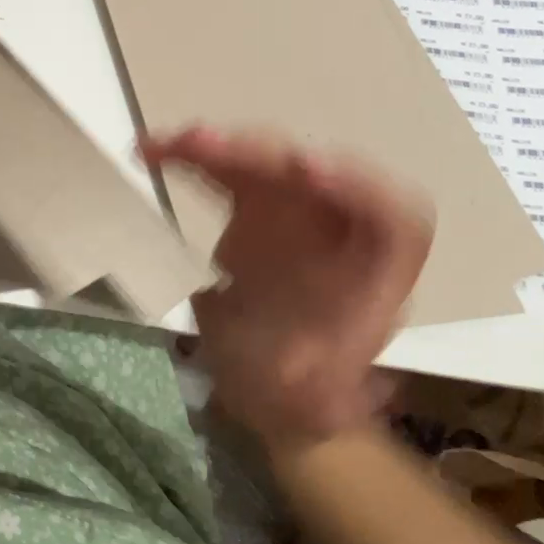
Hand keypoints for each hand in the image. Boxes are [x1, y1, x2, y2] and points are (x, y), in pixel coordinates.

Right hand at [143, 127, 432, 449]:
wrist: (272, 385)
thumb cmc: (299, 394)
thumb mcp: (310, 400)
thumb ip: (313, 387)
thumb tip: (304, 376)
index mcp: (372, 275)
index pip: (390, 218)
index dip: (354, 187)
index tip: (304, 171)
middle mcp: (339, 233)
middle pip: (311, 176)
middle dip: (260, 154)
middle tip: (202, 144)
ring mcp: (295, 217)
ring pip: (265, 163)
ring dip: (217, 146)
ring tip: (165, 142)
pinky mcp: (254, 209)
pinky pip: (226, 171)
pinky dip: (191, 156)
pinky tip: (152, 152)